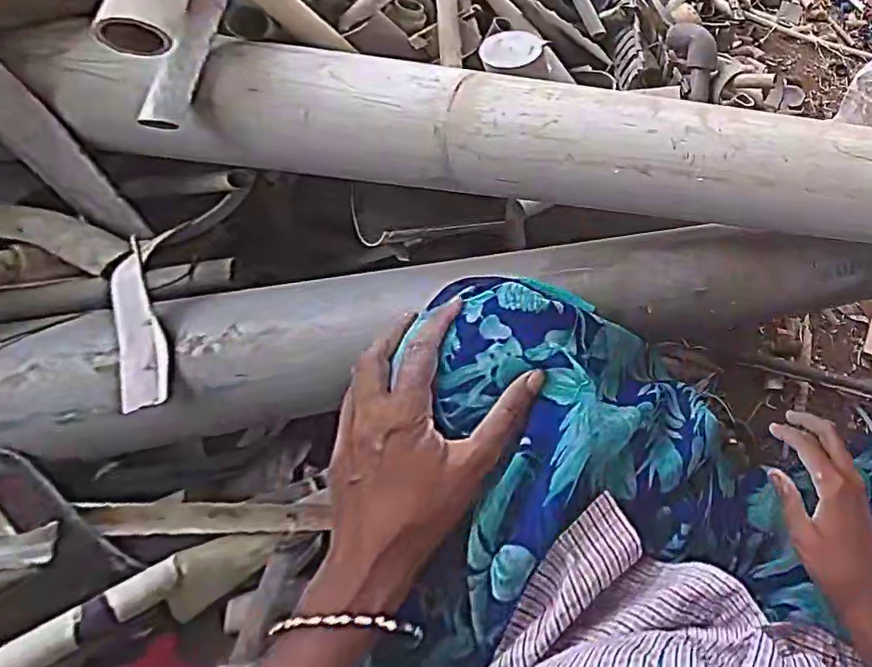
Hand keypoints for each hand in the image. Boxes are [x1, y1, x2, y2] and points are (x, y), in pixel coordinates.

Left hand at [317, 301, 544, 611]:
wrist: (368, 565)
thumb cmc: (423, 515)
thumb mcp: (475, 463)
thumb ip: (505, 416)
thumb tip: (533, 379)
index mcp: (400, 414)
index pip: (417, 353)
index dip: (436, 324)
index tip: (453, 307)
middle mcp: (367, 418)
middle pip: (372, 358)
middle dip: (395, 331)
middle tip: (418, 317)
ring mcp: (347, 436)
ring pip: (355, 379)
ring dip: (377, 354)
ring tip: (399, 345)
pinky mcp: (338, 454)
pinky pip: (349, 402)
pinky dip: (366, 381)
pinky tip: (380, 392)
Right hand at [768, 412, 871, 666]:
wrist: (866, 589)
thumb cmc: (832, 568)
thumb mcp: (803, 536)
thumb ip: (788, 500)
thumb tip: (775, 472)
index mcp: (834, 485)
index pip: (809, 447)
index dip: (790, 434)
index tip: (774, 428)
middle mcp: (849, 478)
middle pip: (830, 435)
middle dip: (809, 421)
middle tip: (789, 417)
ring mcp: (858, 484)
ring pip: (839, 445)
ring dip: (819, 432)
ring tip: (799, 429)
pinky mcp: (860, 493)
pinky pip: (843, 458)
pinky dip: (827, 447)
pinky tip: (815, 454)